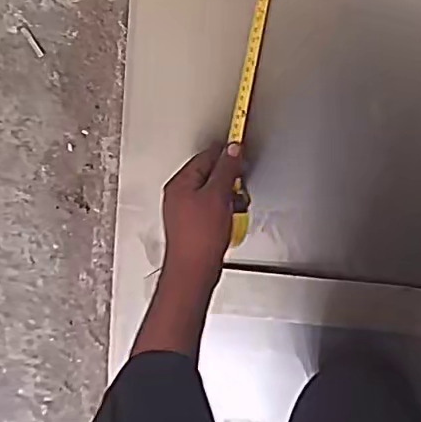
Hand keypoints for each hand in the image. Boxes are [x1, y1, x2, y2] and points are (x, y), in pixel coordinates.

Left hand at [160, 142, 244, 281]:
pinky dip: (223, 209)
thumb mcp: (218, 196)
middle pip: (208, 173)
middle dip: (228, 178)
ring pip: (211, 191)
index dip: (226, 154)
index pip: (206, 156)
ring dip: (228, 195)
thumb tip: (232, 150)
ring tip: (236, 205)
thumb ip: (226, 169)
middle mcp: (179, 194)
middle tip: (239, 185)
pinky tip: (230, 218)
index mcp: (181, 183)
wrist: (194, 271)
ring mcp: (185, 210)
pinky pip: (210, 207)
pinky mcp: (193, 224)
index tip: (241, 152)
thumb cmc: (199, 238)